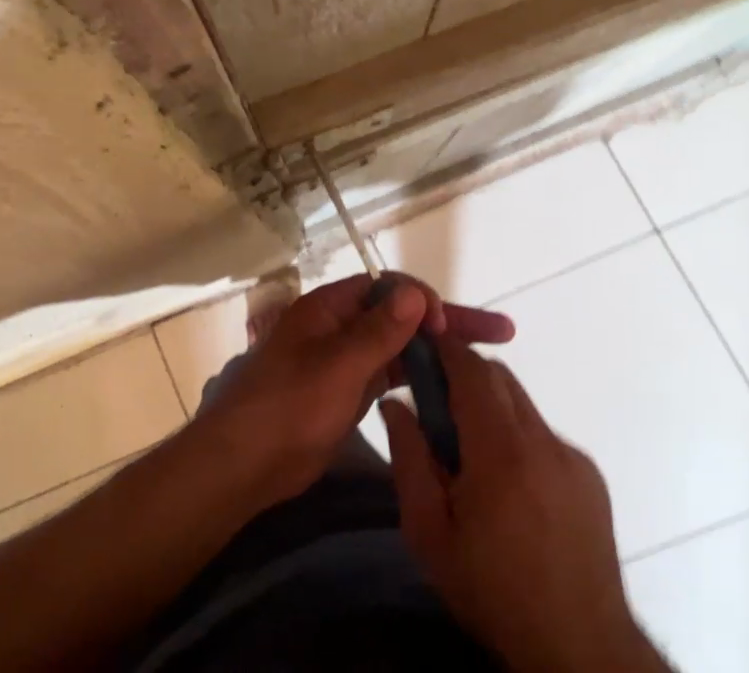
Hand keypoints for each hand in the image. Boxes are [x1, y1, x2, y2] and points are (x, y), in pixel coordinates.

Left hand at [193, 273, 513, 505]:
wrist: (246, 461)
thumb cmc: (289, 407)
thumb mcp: (337, 366)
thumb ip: (378, 332)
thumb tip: (416, 294)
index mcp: (327, 309)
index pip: (384, 287)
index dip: (421, 299)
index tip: (448, 326)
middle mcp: (336, 328)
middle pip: (398, 315)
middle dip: (445, 322)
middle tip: (502, 332)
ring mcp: (341, 362)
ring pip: (396, 347)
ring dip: (435, 351)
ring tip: (485, 361)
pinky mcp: (345, 393)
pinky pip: (387, 375)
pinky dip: (415, 378)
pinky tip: (448, 389)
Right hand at [383, 339, 669, 672]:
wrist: (578, 645)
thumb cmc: (489, 588)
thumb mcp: (427, 530)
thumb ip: (409, 458)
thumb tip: (395, 404)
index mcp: (502, 452)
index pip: (473, 372)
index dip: (445, 349)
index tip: (418, 344)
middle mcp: (545, 443)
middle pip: (500, 380)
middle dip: (463, 375)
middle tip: (430, 402)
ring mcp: (573, 459)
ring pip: (522, 407)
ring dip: (489, 409)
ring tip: (464, 453)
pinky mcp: (590, 479)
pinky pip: (543, 437)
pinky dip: (515, 438)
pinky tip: (503, 485)